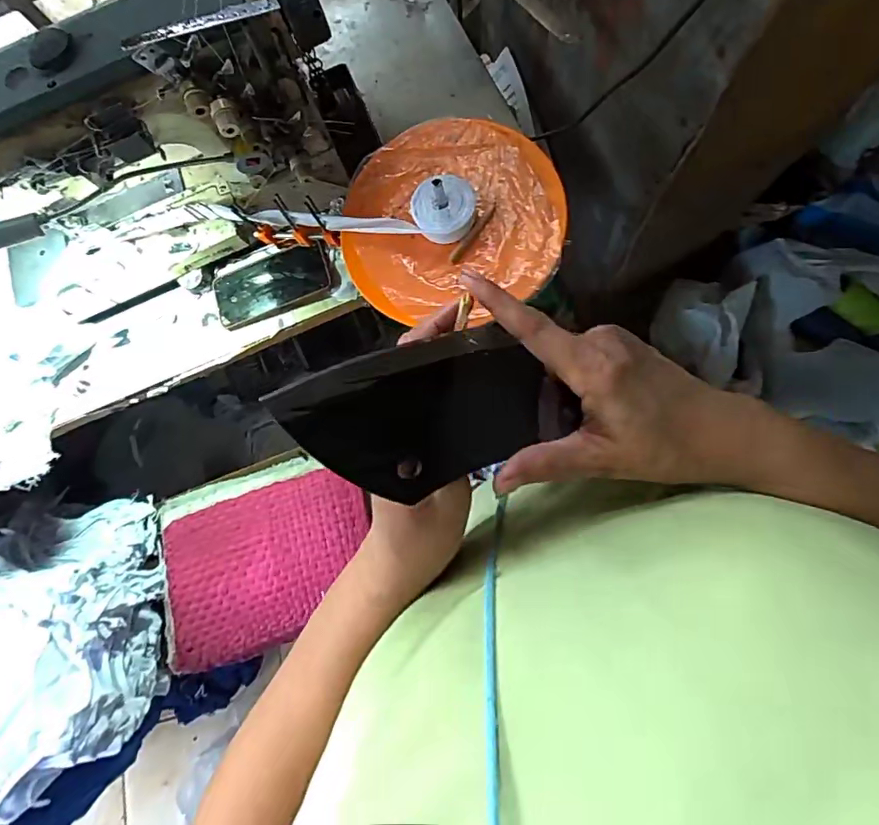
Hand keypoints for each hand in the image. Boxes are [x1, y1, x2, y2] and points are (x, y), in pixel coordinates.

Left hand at [335, 299, 472, 606]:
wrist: (405, 565)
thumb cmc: (414, 534)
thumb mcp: (435, 494)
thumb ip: (445, 455)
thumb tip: (454, 406)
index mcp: (393, 423)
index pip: (402, 366)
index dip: (425, 336)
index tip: (454, 314)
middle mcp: (399, 419)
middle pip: (415, 366)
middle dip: (440, 338)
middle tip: (478, 318)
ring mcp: (413, 430)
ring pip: (427, 382)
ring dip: (449, 358)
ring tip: (485, 338)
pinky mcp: (427, 443)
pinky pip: (439, 404)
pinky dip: (456, 385)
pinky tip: (482, 380)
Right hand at [461, 270, 767, 494]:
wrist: (724, 431)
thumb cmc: (664, 447)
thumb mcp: (602, 459)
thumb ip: (546, 462)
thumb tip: (499, 480)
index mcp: (592, 365)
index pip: (534, 328)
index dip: (498, 302)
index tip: (469, 278)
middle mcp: (600, 339)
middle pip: (543, 348)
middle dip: (536, 381)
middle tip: (560, 422)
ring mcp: (613, 336)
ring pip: (561, 353)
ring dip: (557, 383)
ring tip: (585, 420)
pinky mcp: (621, 340)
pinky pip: (579, 351)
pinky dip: (572, 376)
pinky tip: (597, 406)